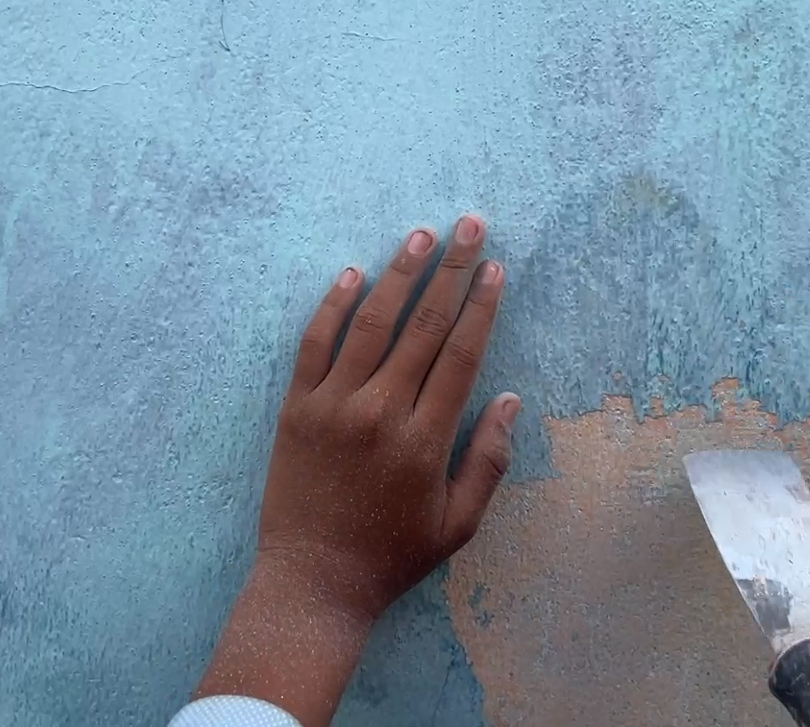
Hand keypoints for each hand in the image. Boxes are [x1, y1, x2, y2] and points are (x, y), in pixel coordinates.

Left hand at [194, 216, 517, 726]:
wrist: (312, 582)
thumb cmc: (391, 556)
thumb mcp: (457, 526)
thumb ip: (488, 461)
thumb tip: (513, 401)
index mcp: (424, 440)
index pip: (460, 354)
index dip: (481, 307)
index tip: (496, 268)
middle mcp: (380, 411)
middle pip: (423, 326)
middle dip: (452, 271)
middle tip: (470, 226)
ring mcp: (333, 405)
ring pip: (371, 323)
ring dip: (399, 274)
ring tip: (421, 235)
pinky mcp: (297, 406)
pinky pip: (314, 344)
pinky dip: (333, 306)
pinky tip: (353, 273)